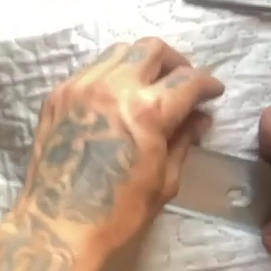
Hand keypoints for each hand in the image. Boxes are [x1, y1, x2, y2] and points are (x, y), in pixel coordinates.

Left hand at [18, 38, 223, 254]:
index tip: (213, 91)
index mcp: (146, 110)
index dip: (208, 83)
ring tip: (149, 86)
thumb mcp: (164, 179)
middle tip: (181, 82)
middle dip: (174, 61)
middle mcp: (112, 87)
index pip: (188, 79)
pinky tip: (115, 99)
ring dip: (140, 63)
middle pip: (151, 48)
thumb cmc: (118, 211)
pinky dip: (109, 75)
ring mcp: (79, 86)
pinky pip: (89, 69)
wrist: (57, 222)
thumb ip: (183, 140)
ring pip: (117, 52)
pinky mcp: (57, 94)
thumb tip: (199, 117)